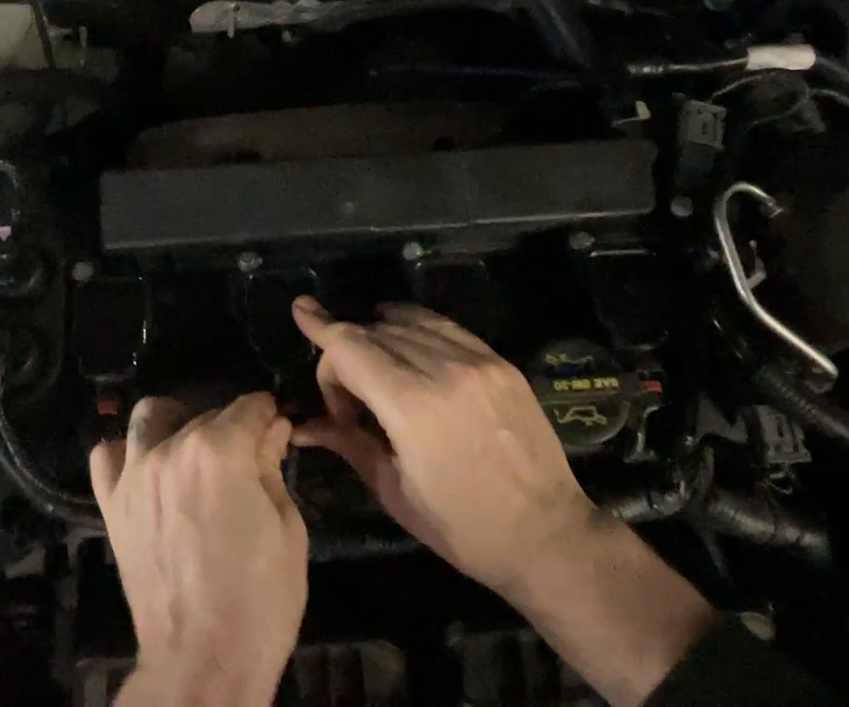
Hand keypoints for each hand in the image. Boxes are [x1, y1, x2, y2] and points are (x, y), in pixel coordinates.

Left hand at [91, 393, 306, 706]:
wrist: (201, 660)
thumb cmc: (260, 598)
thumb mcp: (287, 528)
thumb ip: (272, 467)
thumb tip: (273, 430)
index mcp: (220, 451)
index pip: (251, 406)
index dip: (271, 415)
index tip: (278, 429)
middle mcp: (170, 449)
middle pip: (207, 413)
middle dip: (233, 428)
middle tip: (248, 459)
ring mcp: (134, 476)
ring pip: (151, 416)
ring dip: (178, 424)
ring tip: (195, 455)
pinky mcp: (111, 505)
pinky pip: (106, 455)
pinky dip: (127, 454)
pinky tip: (149, 470)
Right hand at [289, 296, 599, 593]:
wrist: (548, 534)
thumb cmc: (463, 528)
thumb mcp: (395, 492)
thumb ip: (347, 444)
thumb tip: (301, 426)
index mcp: (412, 407)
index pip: (349, 346)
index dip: (321, 334)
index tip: (300, 313)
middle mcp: (444, 370)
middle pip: (374, 331)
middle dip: (346, 352)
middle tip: (347, 400)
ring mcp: (477, 361)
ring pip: (409, 322)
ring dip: (378, 335)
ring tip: (371, 368)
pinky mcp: (499, 362)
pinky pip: (445, 327)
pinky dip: (415, 326)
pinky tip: (403, 337)